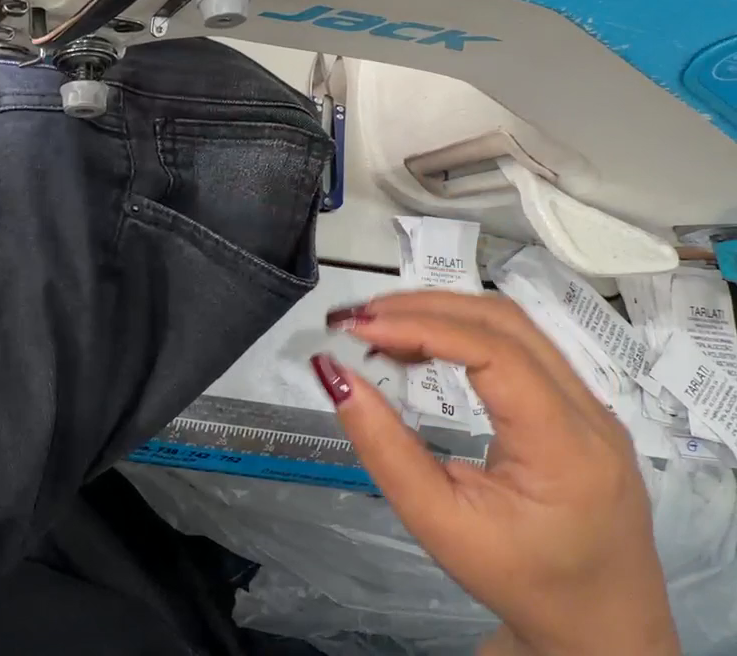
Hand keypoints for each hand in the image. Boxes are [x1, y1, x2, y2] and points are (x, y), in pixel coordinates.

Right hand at [314, 291, 678, 655]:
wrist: (600, 627)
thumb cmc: (516, 576)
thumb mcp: (435, 518)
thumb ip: (382, 444)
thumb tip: (331, 372)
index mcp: (565, 446)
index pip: (494, 352)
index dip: (418, 327)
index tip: (352, 329)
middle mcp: (589, 415)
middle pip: (506, 323)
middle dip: (421, 306)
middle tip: (352, 319)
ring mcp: (590, 410)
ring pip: (512, 327)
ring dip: (437, 314)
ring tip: (372, 328)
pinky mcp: (575, 411)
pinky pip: (516, 348)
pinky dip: (454, 334)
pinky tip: (410, 350)